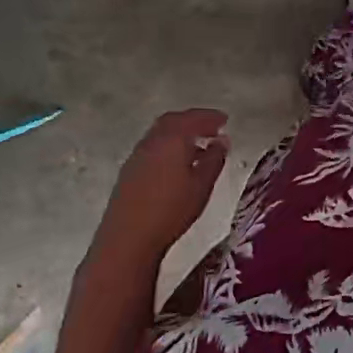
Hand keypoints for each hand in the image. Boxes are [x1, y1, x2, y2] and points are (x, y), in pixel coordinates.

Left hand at [91, 109, 230, 268]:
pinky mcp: (129, 169)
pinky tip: (176, 163)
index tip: (224, 119)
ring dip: (179, 133)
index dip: (210, 117)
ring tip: (197, 146)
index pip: (193, 118)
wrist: (128, 235)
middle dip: (193, 121)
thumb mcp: (201, 186)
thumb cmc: (171, 210)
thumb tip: (222, 140)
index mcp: (172, 139)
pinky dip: (167, 145)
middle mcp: (152, 140)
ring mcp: (137, 154)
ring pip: (160, 133)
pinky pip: (152, 146)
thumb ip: (214, 160)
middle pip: (173, 121)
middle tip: (210, 128)